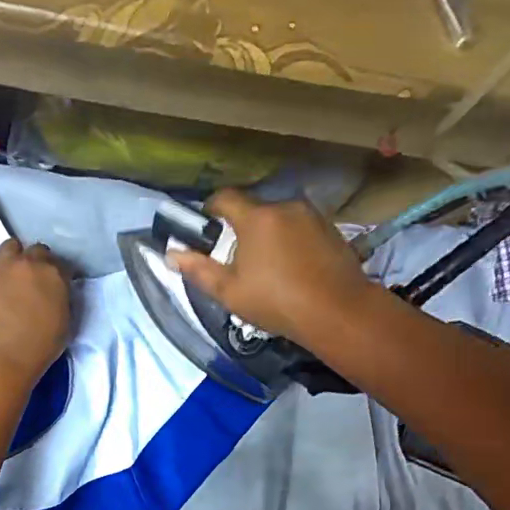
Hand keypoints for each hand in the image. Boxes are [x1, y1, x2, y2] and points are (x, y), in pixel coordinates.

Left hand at [0, 238, 73, 384]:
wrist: (5, 359)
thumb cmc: (40, 348)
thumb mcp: (65, 322)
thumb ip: (62, 298)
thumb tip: (56, 291)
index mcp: (56, 275)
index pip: (60, 264)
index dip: (56, 275)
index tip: (52, 288)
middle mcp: (30, 263)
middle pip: (36, 250)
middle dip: (35, 263)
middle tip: (30, 283)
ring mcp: (3, 266)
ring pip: (9, 245)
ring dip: (11, 257)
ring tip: (7, 274)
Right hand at [167, 189, 374, 341]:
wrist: (338, 311)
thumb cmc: (277, 302)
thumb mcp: (229, 292)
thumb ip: (198, 270)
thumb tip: (171, 254)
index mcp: (256, 218)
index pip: (225, 197)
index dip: (211, 208)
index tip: (205, 226)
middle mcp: (284, 206)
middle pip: (254, 209)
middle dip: (241, 227)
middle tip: (235, 257)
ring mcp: (312, 215)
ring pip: (279, 218)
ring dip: (268, 234)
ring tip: (266, 265)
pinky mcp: (331, 229)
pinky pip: (300, 227)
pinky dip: (290, 240)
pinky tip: (291, 267)